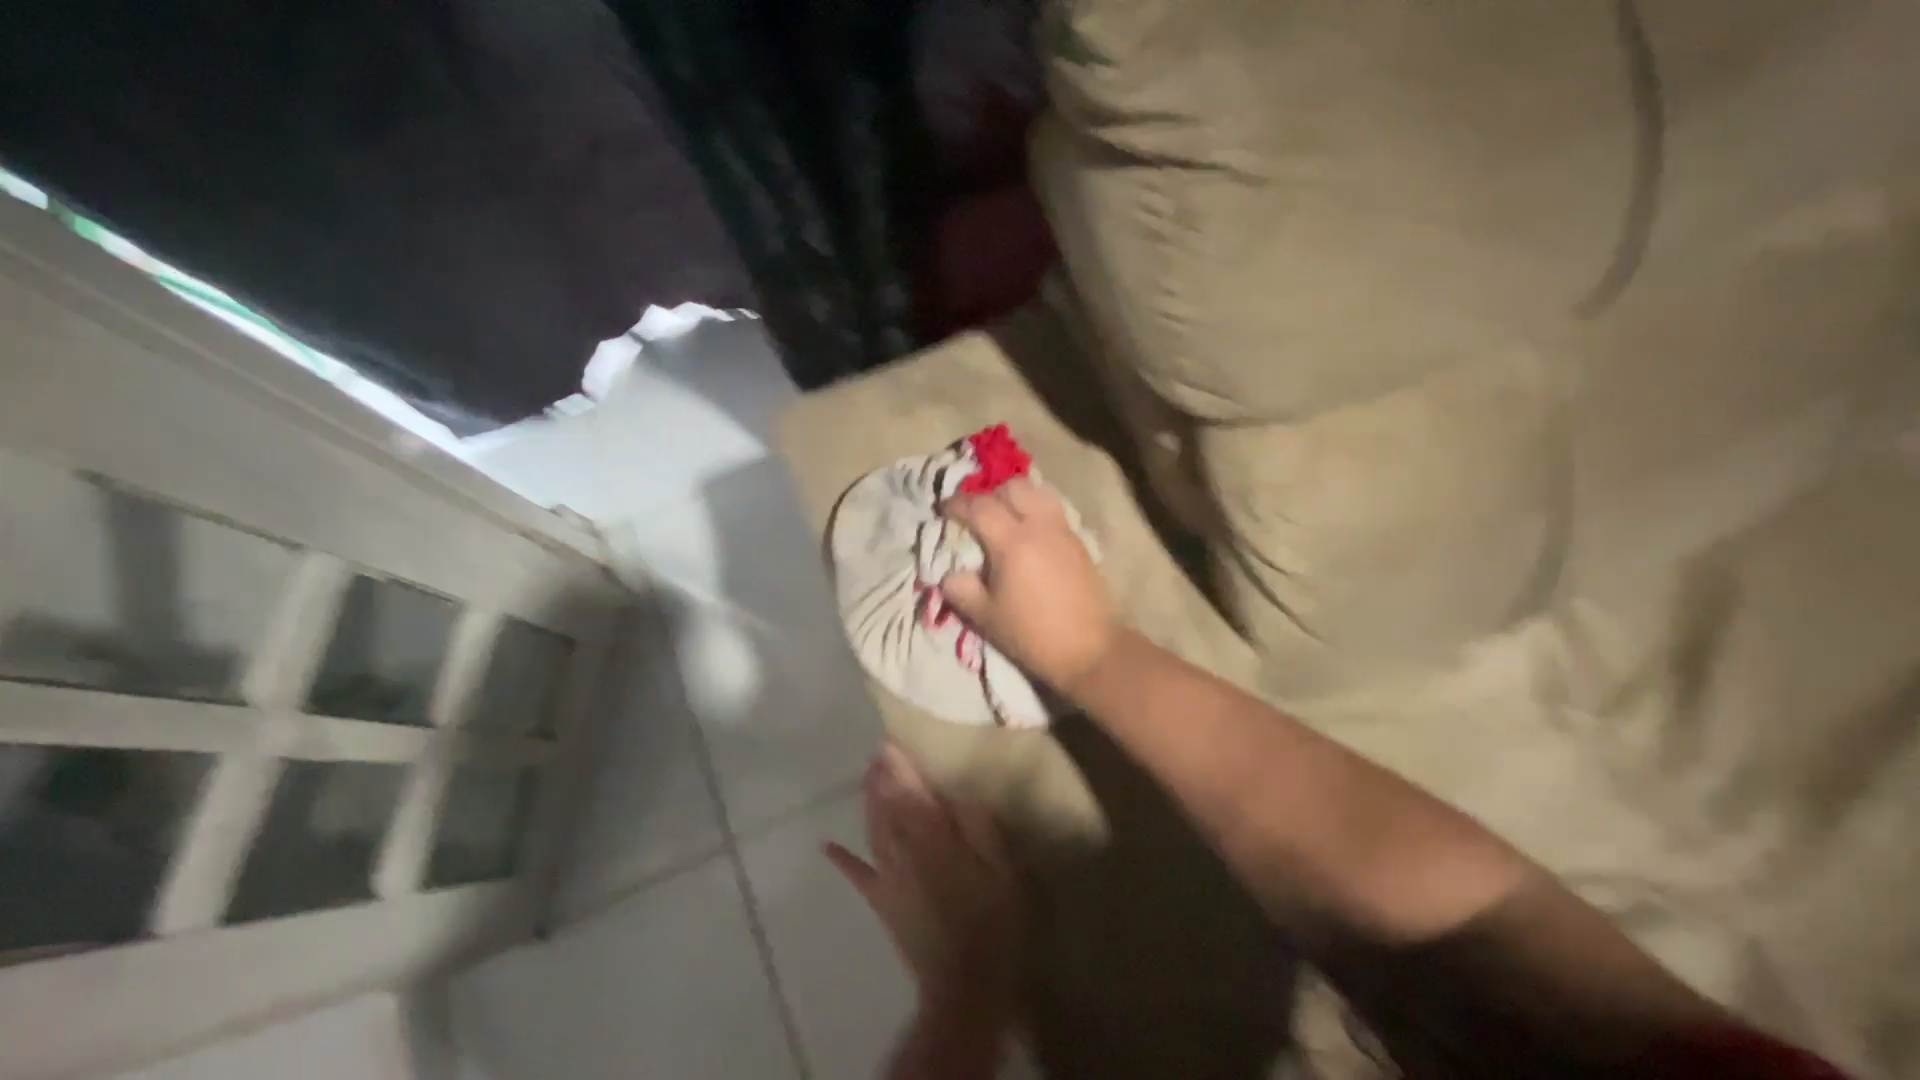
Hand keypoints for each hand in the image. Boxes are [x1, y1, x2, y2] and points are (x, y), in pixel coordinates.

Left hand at [826, 744, 1022, 1010]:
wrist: (965, 982)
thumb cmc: (993, 921)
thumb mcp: (1000, 867)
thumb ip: (977, 826)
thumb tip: (956, 790)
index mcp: (932, 836)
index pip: (910, 788)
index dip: (899, 762)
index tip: (891, 737)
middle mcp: (902, 848)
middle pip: (886, 803)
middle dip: (881, 775)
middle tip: (878, 750)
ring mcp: (887, 876)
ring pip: (872, 828)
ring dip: (868, 800)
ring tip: (868, 776)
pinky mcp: (881, 902)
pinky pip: (857, 874)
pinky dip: (842, 858)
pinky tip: (827, 846)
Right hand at [938, 477, 1121, 696]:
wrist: (1090, 650)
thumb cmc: (1033, 635)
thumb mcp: (986, 617)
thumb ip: (961, 589)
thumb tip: (949, 574)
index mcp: (1013, 542)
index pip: (979, 506)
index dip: (957, 504)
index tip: (943, 510)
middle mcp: (1040, 527)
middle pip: (1012, 488)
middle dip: (989, 494)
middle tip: (975, 514)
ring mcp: (1063, 531)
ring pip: (1038, 492)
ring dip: (1016, 497)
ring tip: (1004, 518)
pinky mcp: (1079, 542)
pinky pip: (1053, 510)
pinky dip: (1036, 510)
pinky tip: (1028, 535)